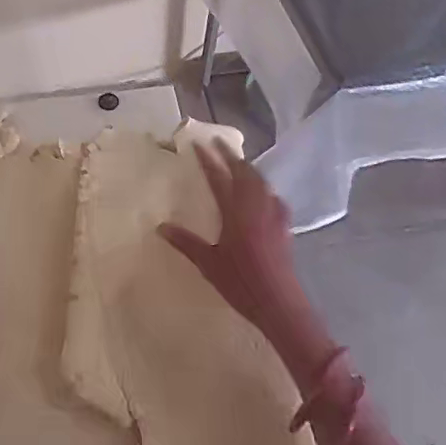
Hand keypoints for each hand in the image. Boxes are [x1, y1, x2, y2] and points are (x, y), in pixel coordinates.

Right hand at [159, 142, 321, 363]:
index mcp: (234, 211)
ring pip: (259, 180)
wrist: (279, 302)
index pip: (217, 177)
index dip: (206, 159)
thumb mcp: (208, 263)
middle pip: (242, 172)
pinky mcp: (284, 223)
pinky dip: (263, 186)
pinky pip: (272, 195)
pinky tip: (262, 193)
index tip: (197, 144)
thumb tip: (161, 226)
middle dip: (229, 155)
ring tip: (237, 161)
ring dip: (247, 167)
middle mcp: (254, 205)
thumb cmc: (240, 283)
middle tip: (217, 142)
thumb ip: (185, 242)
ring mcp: (272, 212)